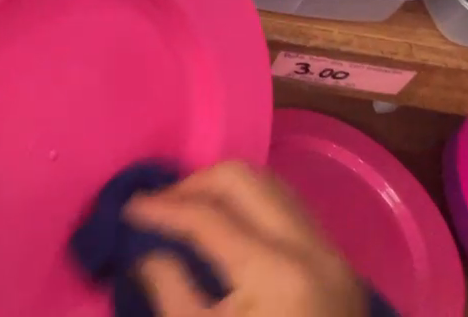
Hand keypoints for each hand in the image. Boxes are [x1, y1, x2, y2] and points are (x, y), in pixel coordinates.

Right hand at [125, 162, 367, 316]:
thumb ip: (167, 288)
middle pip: (241, 179)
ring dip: (224, 191)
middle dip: (191, 185)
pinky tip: (227, 231)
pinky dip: (253, 207)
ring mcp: (334, 259)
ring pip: (270, 186)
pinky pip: (290, 211)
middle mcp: (311, 250)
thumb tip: (147, 248)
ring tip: (189, 215)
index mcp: (277, 272)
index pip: (204, 213)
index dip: (158, 207)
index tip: (125, 210)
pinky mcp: (341, 273)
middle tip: (159, 210)